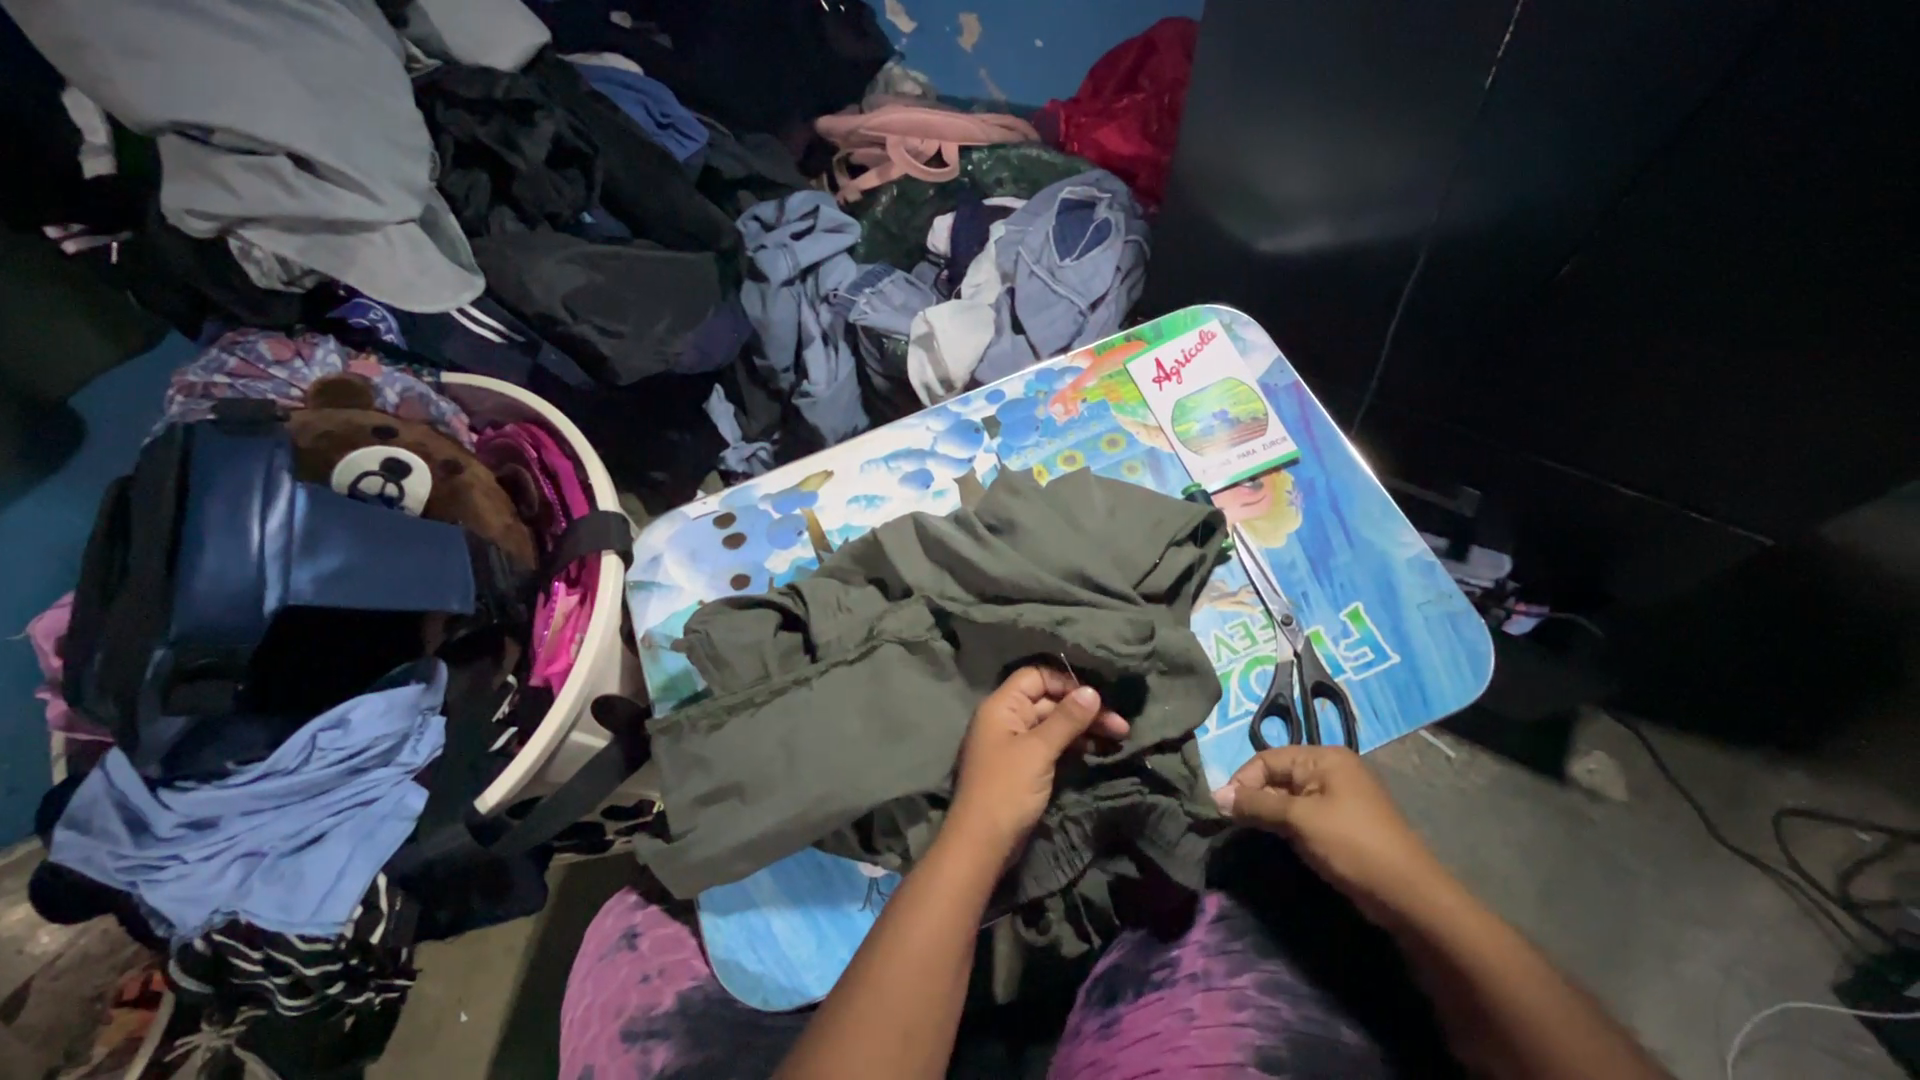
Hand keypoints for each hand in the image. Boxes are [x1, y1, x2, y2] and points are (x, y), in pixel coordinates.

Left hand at [948, 667, 1129, 859]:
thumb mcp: (1038, 750)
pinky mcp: (1025, 767)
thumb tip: (1091, 691)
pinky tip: (1099, 750)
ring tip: (1119, 737)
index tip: (1098, 696)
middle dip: (1084, 709)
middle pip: (1048, 701)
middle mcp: (1006, 719)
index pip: (1036, 676)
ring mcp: (1015, 744)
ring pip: (1054, 725)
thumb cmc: (1006, 788)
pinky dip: (1074, 745)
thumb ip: (1066, 719)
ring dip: (1084, 728)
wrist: (983, 842)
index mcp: (1001, 706)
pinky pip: (1052, 746)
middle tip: (1121, 725)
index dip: (1066, 681)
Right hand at [1214, 746, 1453, 923]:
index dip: (1242, 781)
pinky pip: (1301, 814)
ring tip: (1249, 832)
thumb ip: (1256, 804)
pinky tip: (1274, 839)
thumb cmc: (1351, 845)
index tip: (1223, 809)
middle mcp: (1330, 770)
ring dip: (1266, 813)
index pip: (1267, 758)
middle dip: (1253, 797)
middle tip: (1232, 823)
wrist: (1406, 894)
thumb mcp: (1299, 820)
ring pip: (1286, 797)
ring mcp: (1337, 797)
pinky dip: (1284, 824)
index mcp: (1324, 758)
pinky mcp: (1339, 822)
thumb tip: (1215, 796)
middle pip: (1276, 775)